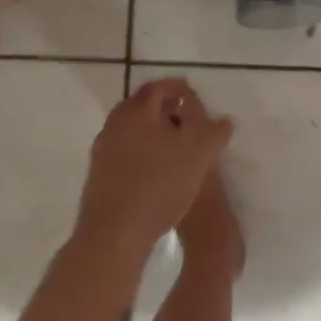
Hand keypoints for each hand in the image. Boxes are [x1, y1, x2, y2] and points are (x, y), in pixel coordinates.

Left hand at [74, 78, 233, 251]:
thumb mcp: (200, 155)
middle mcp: (115, 126)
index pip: (158, 88)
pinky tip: (154, 168)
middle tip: (183, 116)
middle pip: (139, 106)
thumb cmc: (160, 184)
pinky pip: (121, 150)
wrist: (114, 233)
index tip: (191, 92)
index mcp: (138, 113)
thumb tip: (223, 121)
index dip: (177, 87)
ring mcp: (102, 151)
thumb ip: (215, 132)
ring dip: (149, 129)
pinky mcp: (97, 175)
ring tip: (172, 144)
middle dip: (161, 107)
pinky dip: (139, 149)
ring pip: (129, 129)